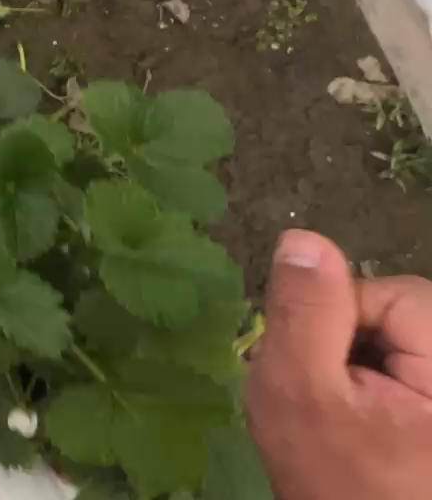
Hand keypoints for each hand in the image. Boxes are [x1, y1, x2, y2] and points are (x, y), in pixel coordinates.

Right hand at [244, 229, 431, 499]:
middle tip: (334, 389)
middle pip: (412, 315)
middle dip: (356, 338)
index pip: (399, 295)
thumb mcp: (299, 388)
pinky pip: (413, 364)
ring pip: (411, 338)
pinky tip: (375, 418)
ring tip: (353, 407)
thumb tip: (303, 239)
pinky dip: (386, 381)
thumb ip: (305, 311)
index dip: (341, 314)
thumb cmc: (335, 472)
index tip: (323, 365)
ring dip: (367, 359)